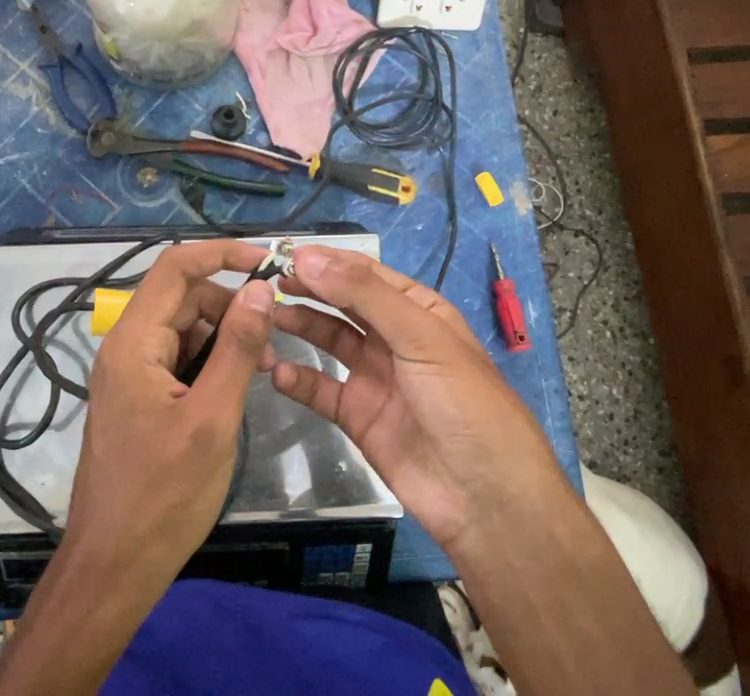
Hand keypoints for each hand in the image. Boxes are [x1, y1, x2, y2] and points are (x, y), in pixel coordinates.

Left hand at [64, 239, 275, 579]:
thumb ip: (236, 348)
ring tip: (261, 370)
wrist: (116, 562)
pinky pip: (179, 360)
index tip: (269, 262)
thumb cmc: (165, 493)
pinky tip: (237, 387)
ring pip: (184, 330)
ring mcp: (131, 375)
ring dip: (224, 337)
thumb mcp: (212, 417)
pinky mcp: (140, 399)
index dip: (221, 254)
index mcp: (134, 343)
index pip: (175, 268)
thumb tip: (259, 289)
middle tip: (273, 340)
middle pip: (183, 298)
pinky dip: (211, 363)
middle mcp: (127, 348)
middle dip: (230, 306)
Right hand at [270, 245, 566, 552]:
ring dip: (300, 326)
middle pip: (343, 304)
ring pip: (329, 341)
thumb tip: (308, 257)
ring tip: (266, 316)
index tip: (283, 253)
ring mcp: (376, 378)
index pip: (366, 275)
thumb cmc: (463, 402)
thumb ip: (364, 295)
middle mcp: (395, 339)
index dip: (327, 262)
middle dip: (309, 290)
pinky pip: (322, 390)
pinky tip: (276, 371)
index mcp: (419, 312)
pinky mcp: (359, 417)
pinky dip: (298, 380)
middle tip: (266, 282)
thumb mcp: (420, 337)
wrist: (484, 496)